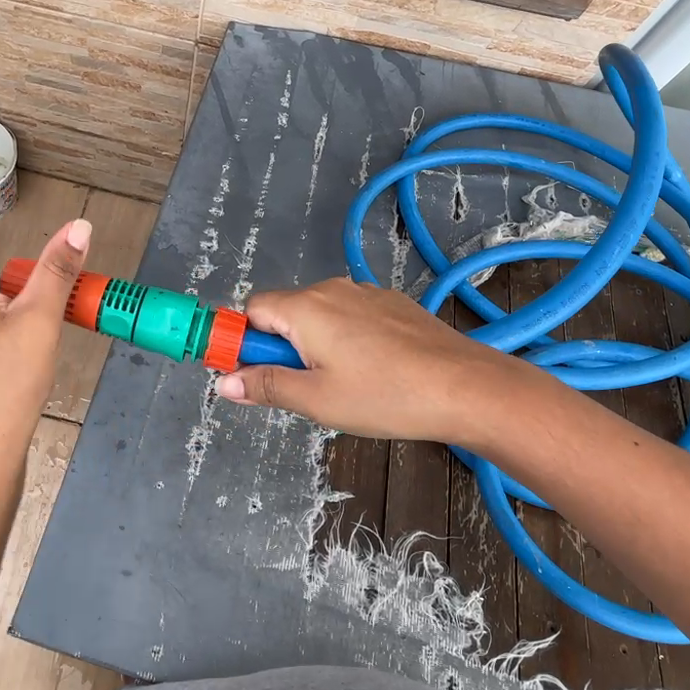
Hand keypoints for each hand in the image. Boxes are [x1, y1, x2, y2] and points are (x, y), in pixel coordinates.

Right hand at [215, 276, 551, 446]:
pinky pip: (350, 316)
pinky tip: (374, 372)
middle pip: (284, 312)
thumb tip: (223, 382)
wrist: (466, 386)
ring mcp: (364, 292)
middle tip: (305, 389)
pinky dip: (346, 339)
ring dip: (314, 345)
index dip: (244, 342)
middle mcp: (330, 289)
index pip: (251, 311)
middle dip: (282, 348)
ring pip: (319, 315)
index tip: (254, 374)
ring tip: (343, 386)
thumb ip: (266, 386)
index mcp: (304, 308)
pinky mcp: (391, 302)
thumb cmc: (385, 395)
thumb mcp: (317, 401)